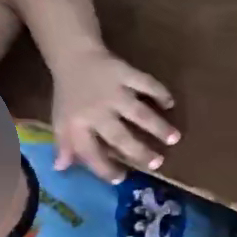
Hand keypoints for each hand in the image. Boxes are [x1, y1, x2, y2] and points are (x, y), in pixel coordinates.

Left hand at [50, 47, 178, 181]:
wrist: (73, 57)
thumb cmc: (69, 93)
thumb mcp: (61, 120)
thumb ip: (64, 144)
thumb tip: (62, 168)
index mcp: (78, 124)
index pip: (90, 152)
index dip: (104, 168)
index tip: (121, 179)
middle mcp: (97, 111)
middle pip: (120, 136)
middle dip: (139, 151)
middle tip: (158, 163)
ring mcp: (115, 91)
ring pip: (138, 112)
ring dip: (157, 125)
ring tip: (175, 138)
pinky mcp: (127, 73)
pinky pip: (146, 84)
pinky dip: (160, 93)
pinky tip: (170, 103)